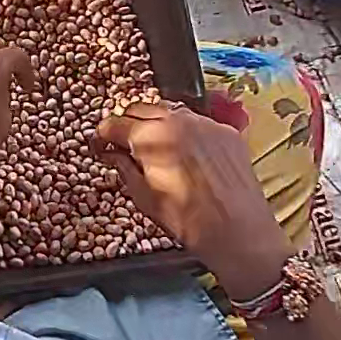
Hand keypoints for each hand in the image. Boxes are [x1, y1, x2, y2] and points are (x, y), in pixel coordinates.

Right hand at [93, 101, 294, 297]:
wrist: (239, 231)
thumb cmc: (186, 219)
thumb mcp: (143, 196)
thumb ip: (123, 167)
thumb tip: (110, 153)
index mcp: (150, 136)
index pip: (115, 123)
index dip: (103, 134)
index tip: (101, 145)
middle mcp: (177, 120)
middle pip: (140, 108)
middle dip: (127, 124)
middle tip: (122, 144)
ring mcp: (205, 123)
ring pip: (168, 110)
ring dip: (154, 122)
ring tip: (152, 146)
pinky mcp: (225, 131)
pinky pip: (195, 121)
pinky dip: (182, 130)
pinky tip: (183, 152)